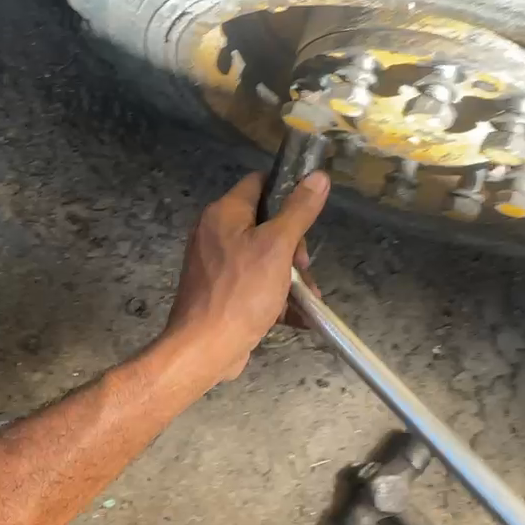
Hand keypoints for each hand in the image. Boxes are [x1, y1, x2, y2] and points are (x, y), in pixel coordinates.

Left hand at [161, 170, 329, 383]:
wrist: (205, 348)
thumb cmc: (241, 292)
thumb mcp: (277, 247)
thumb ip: (298, 211)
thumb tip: (318, 176)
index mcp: (224, 213)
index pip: (259, 184)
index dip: (287, 193)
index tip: (308, 217)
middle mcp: (215, 233)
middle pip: (265, 224)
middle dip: (292, 247)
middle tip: (302, 268)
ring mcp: (216, 265)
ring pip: (264, 259)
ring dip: (290, 278)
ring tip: (307, 299)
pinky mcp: (221, 293)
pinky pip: (255, 285)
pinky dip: (276, 297)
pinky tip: (297, 316)